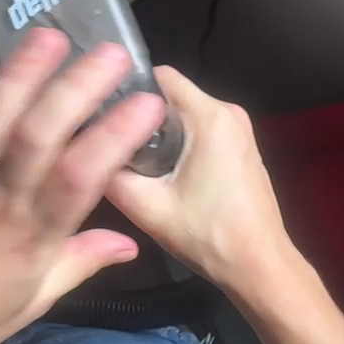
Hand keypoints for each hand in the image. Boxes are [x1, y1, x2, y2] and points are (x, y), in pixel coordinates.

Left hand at [0, 29, 165, 343]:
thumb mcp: (34, 301)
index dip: (114, 139)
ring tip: (49, 36)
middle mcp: (1, 202)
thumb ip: (80, 261)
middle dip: (76, 92)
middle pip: (39, 139)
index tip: (146, 103)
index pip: (79, 181)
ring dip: (21, 76)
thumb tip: (129, 242)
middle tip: (111, 54)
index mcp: (32, 238)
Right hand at [106, 67, 301, 300]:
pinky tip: (164, 171)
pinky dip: (181, 141)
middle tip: (114, 142)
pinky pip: (201, 127)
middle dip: (142, 114)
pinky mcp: (242, 145)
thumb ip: (111, 174)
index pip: (160, 75)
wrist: (261, 269)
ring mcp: (240, 127)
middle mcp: (228, 111)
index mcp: (209, 115)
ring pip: (185, 112)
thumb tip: (83, 152)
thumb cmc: (208, 235)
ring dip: (160, 130)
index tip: (105, 110)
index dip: (129, 88)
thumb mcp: (147, 207)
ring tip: (135, 159)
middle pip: (171, 94)